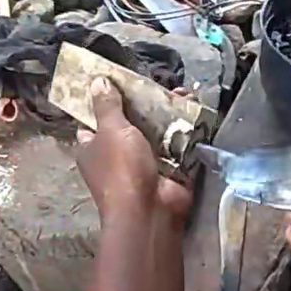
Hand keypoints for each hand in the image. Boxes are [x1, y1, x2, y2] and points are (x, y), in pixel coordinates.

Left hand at [74, 78, 192, 225]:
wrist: (151, 209)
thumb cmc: (121, 168)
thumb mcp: (110, 130)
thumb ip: (107, 105)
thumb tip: (97, 80)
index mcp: (93, 150)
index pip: (93, 124)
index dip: (103, 105)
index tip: (119, 84)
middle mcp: (117, 158)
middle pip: (130, 125)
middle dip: (145, 105)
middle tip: (159, 84)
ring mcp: (145, 165)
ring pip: (157, 133)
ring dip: (170, 114)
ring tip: (185, 92)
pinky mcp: (170, 171)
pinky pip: (178, 146)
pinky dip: (187, 130)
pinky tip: (197, 110)